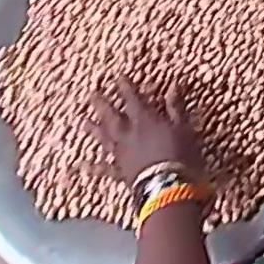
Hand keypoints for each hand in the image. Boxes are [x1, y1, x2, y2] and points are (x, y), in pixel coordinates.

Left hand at [89, 78, 206, 186]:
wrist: (165, 186)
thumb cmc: (178, 153)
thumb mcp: (182, 126)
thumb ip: (175, 107)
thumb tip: (172, 86)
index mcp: (144, 120)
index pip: (132, 99)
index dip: (125, 88)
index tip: (118, 77)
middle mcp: (128, 134)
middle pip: (112, 117)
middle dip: (102, 104)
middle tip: (91, 94)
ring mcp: (122, 154)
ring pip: (105, 139)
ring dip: (93, 130)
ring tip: (83, 122)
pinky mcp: (120, 172)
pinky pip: (104, 169)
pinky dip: (92, 168)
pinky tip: (81, 166)